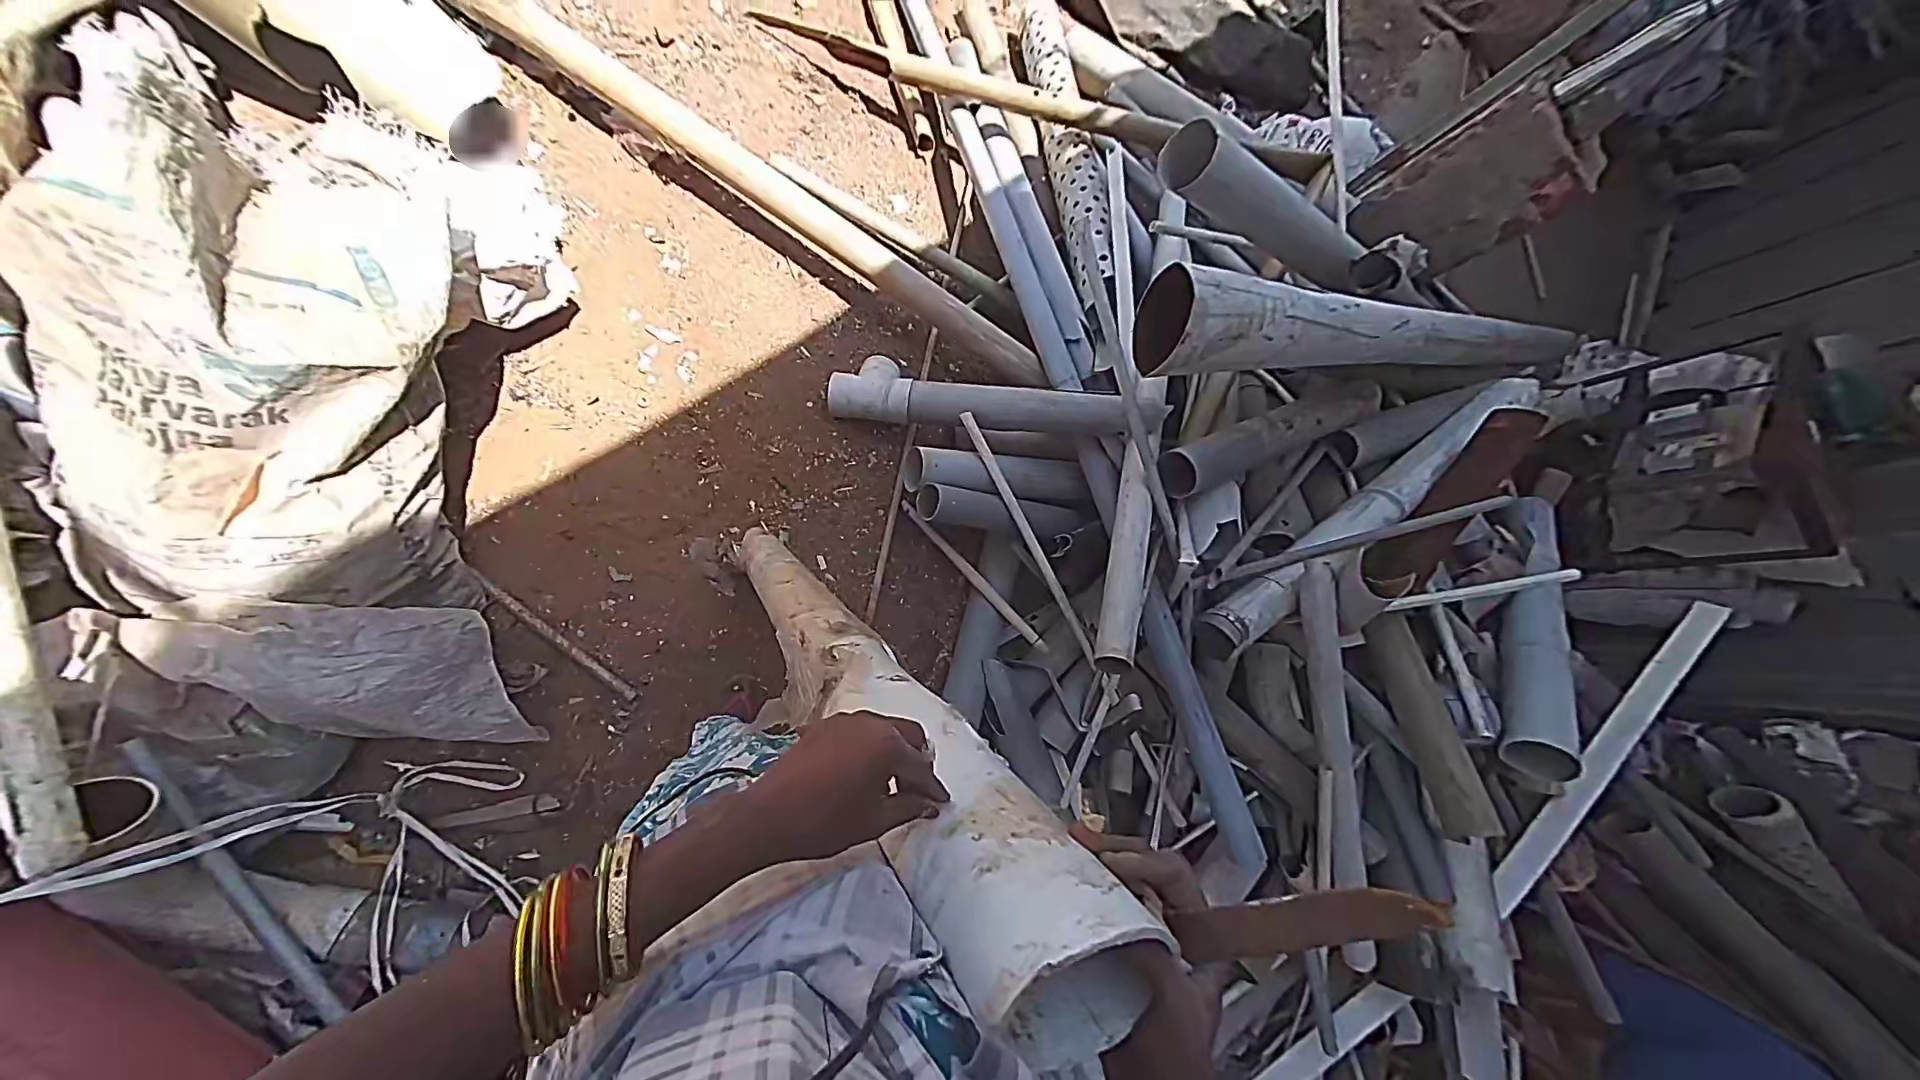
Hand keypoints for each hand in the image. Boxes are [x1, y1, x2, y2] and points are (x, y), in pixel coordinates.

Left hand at [739, 711, 949, 863]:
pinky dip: (869, 747)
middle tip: (916, 789)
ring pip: (884, 729)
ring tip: (889, 783)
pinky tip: (861, 772)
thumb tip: (928, 804)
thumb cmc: (823, 822)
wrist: (766, 816)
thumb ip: (907, 807)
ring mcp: (845, 720)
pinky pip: (859, 731)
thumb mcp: (873, 821)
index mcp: (887, 744)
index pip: (921, 767)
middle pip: (908, 735)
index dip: (932, 788)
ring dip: (894, 751)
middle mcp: (870, 723)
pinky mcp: (824, 725)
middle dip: (917, 760)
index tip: (939, 802)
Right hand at [1072, 825, 1226, 1079]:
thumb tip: (1123, 909)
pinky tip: (1064, 870)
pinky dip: (1081, 883)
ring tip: (1072, 843)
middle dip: (1114, 848)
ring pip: (1121, 878)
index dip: (1145, 863)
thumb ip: (1153, 952)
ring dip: (1096, 859)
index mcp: (1198, 931)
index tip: (1113, 863)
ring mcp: (1139, 928)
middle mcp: (1170, 922)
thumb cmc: (1172, 1058)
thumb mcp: (1172, 1001)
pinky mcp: (1109, 940)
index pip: (1175, 875)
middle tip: (1084, 840)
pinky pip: (1097, 901)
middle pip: (1146, 866)